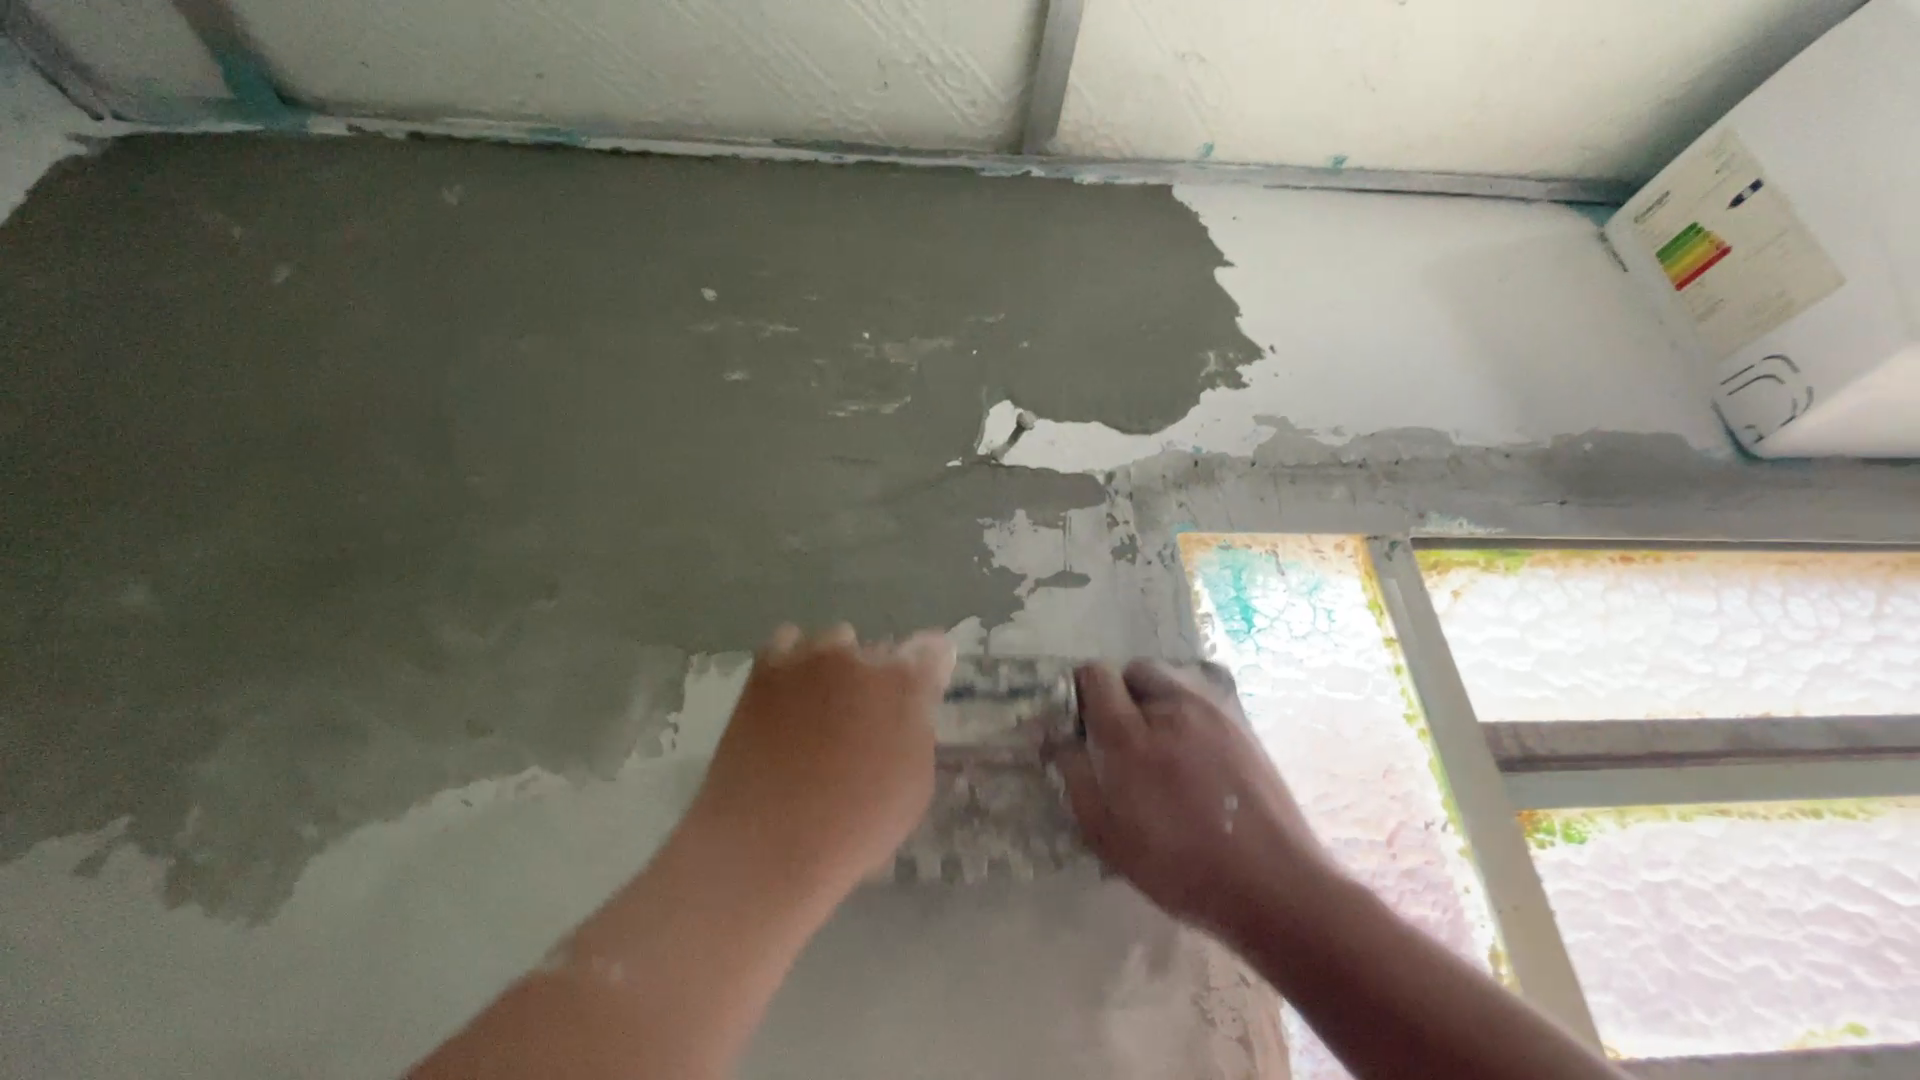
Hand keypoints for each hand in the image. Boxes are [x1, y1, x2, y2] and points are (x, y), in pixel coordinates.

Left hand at [690, 624, 955, 897]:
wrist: (767, 843)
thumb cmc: (854, 827)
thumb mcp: (913, 787)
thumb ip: (918, 728)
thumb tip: (914, 702)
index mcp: (904, 686)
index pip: (931, 651)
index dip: (929, 666)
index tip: (922, 686)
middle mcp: (859, 659)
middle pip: (879, 650)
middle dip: (877, 677)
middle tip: (863, 721)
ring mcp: (808, 659)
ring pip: (833, 642)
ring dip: (835, 667)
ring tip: (820, 709)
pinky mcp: (765, 669)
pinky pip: (786, 643)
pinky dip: (793, 662)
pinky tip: (789, 694)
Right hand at [1048, 659, 1341, 937]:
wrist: (1272, 884)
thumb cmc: (1180, 868)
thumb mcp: (1109, 836)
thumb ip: (1076, 778)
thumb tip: (1056, 738)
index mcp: (1132, 736)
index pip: (1096, 675)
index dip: (1082, 691)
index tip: (1082, 723)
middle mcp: (1173, 709)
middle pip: (1136, 669)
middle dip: (1121, 691)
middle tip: (1121, 735)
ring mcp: (1214, 712)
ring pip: (1173, 678)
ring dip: (1157, 698)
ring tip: (1159, 742)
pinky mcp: (1243, 724)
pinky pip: (1204, 697)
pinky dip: (1188, 710)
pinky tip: (1193, 753)